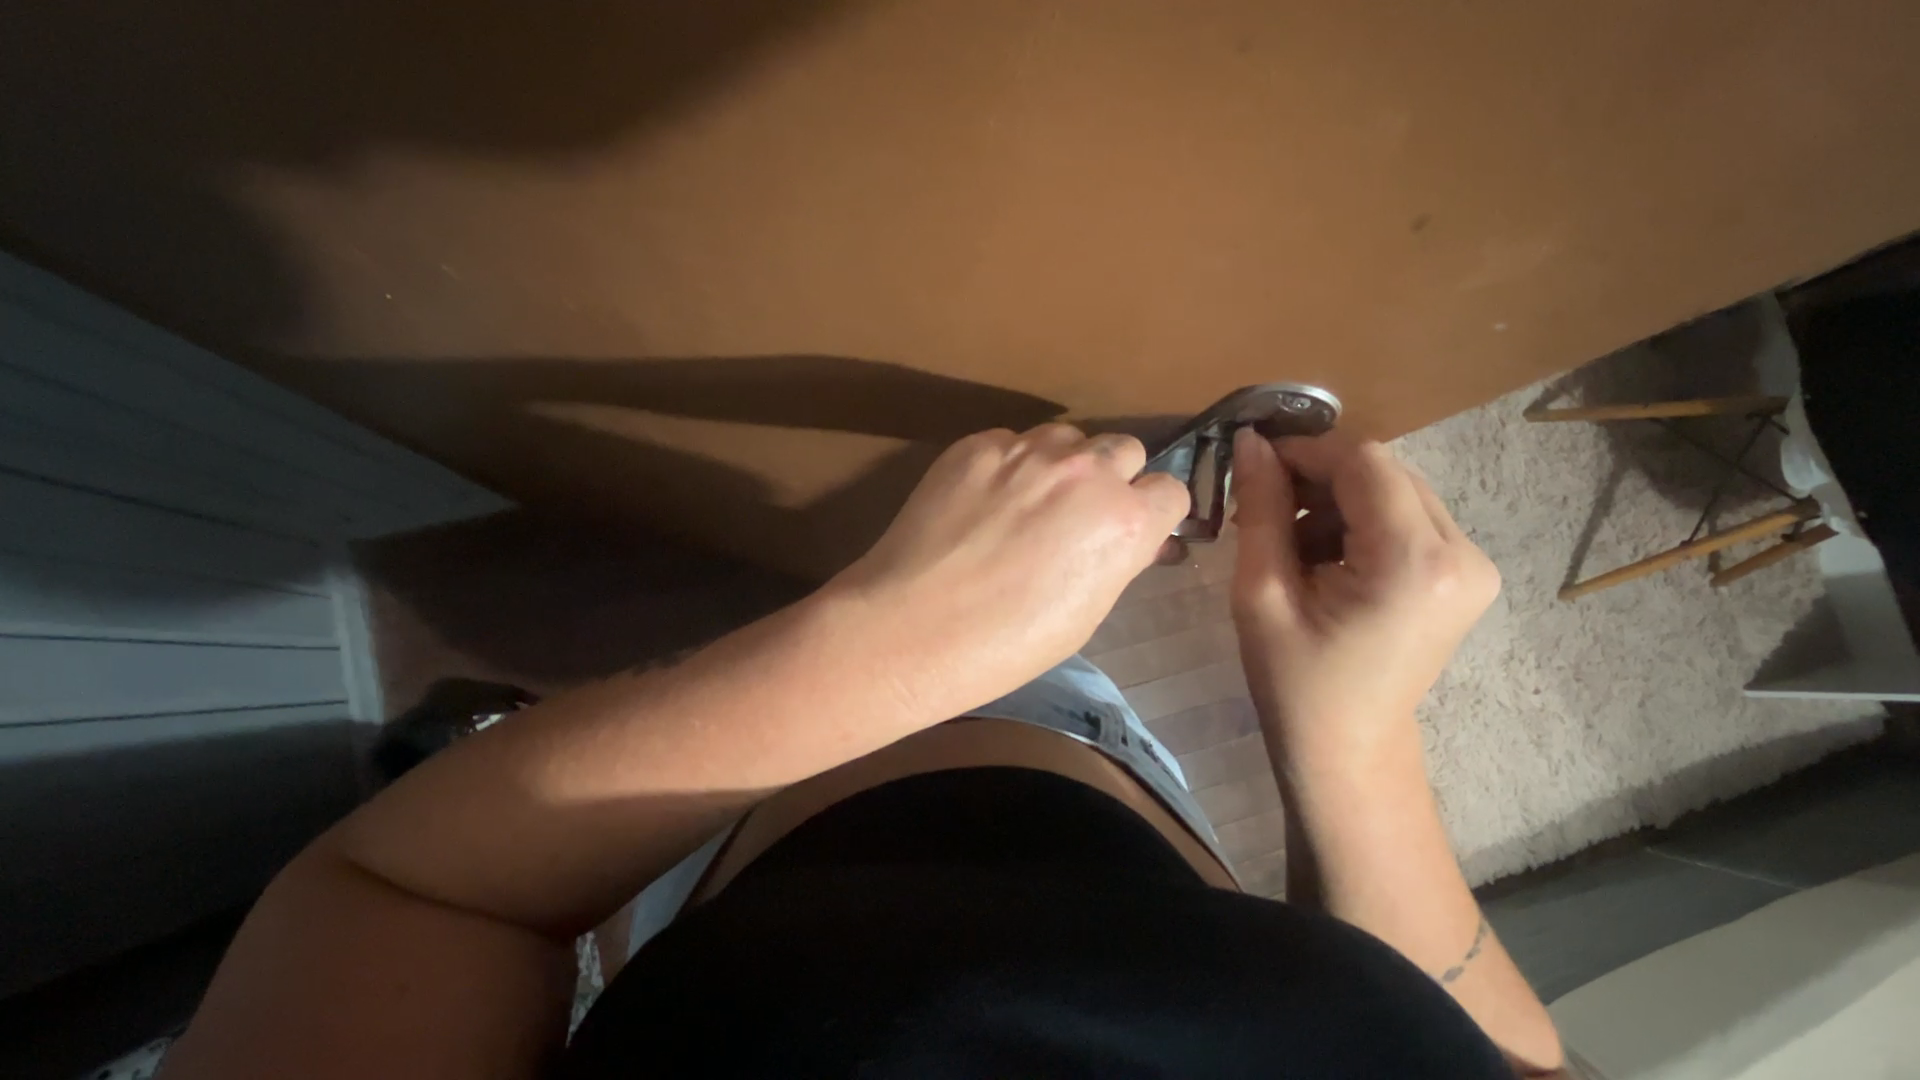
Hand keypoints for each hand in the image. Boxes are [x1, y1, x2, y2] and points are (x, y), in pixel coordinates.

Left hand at [827, 423, 1189, 719]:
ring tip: (1026, 503)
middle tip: (1078, 514)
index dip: (1152, 513)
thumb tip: (1133, 538)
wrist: (914, 627)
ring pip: (1067, 437)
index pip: (1170, 491)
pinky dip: (1009, 465)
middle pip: (1124, 449)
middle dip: (1112, 477)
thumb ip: (1118, 558)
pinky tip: (982, 502)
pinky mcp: (977, 445)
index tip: (1132, 531)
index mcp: (1125, 520)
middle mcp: (1085, 471)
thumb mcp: (1087, 611)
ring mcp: (1027, 451)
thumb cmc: (1009, 643)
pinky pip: (1012, 442)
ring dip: (1062, 463)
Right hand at [1229, 430, 1499, 766]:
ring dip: (1337, 501)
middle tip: (1264, 508)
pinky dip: (1360, 522)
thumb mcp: (1262, 593)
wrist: (1347, 747)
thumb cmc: (1295, 681)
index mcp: (1413, 562)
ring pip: (1395, 490)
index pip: (1364, 462)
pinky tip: (1325, 557)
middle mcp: (1461, 553)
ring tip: (1290, 542)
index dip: (1305, 452)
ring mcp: (1472, 564)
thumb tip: (1250, 441)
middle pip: (1384, 472)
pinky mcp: (1465, 574)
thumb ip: (1262, 509)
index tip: (1255, 467)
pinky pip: (1408, 517)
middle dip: (1319, 478)